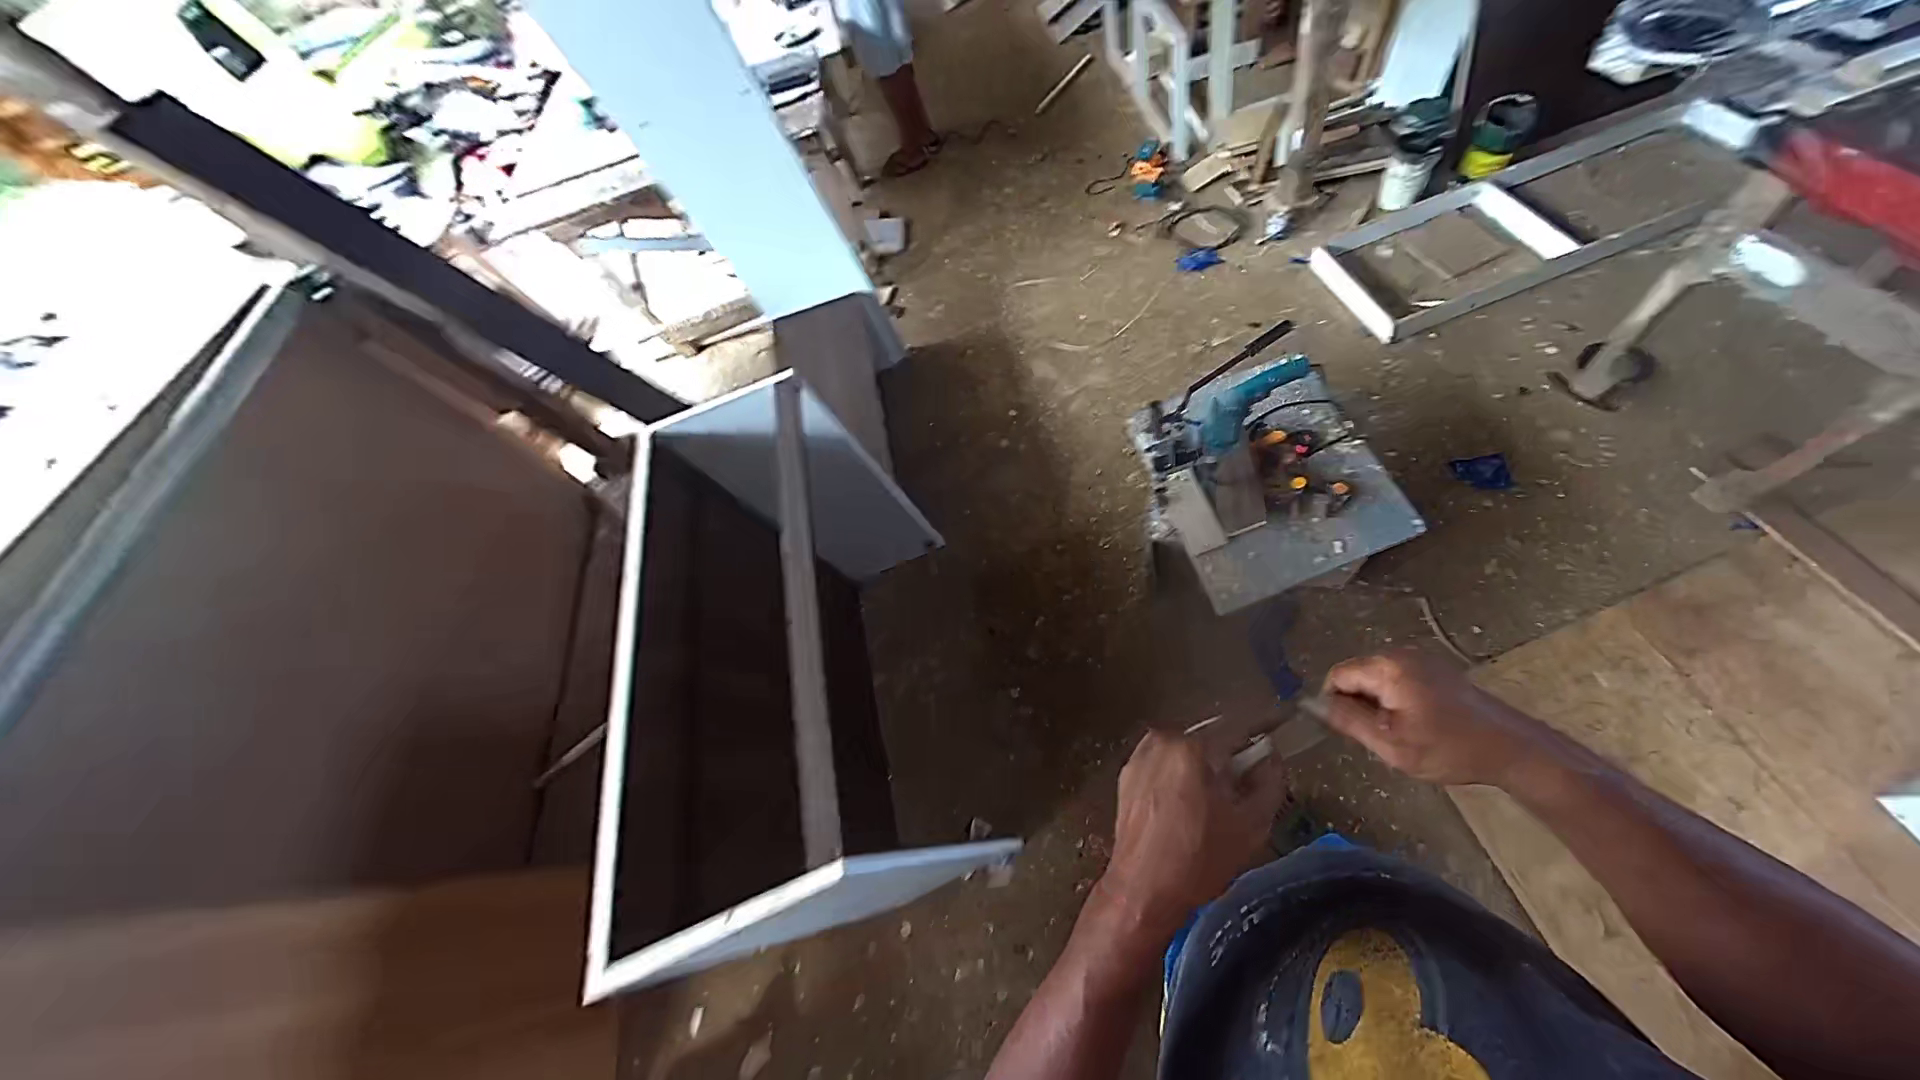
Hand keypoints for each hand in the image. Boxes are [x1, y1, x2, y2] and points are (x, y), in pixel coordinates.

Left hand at [1101, 729, 1288, 930]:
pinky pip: (1164, 764)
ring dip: (1203, 767)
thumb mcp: (1251, 824)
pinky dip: (1179, 776)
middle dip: (1228, 758)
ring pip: (1185, 751)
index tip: (1276, 735)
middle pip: (1209, 738)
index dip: (1261, 733)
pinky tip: (1186, 808)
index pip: (1236, 726)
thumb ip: (1269, 782)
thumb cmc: (1198, 859)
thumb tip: (1270, 757)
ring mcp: (1140, 756)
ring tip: (1212, 804)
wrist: (1143, 888)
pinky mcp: (1127, 773)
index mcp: (1191, 747)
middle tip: (1242, 788)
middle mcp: (1161, 741)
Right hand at [1322, 649, 1553, 786]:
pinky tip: (1419, 724)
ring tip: (1404, 732)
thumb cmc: (1450, 749)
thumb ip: (1348, 720)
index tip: (1353, 730)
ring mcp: (1422, 660)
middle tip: (1383, 735)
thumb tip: (1315, 704)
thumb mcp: (1391, 743)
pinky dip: (1398, 701)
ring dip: (1379, 705)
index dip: (1336, 703)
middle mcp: (1401, 654)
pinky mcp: (1436, 670)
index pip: (1337, 676)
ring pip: (1376, 681)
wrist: (1515, 751)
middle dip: (1360, 704)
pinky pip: (1398, 681)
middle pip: (1357, 675)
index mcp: (1387, 667)